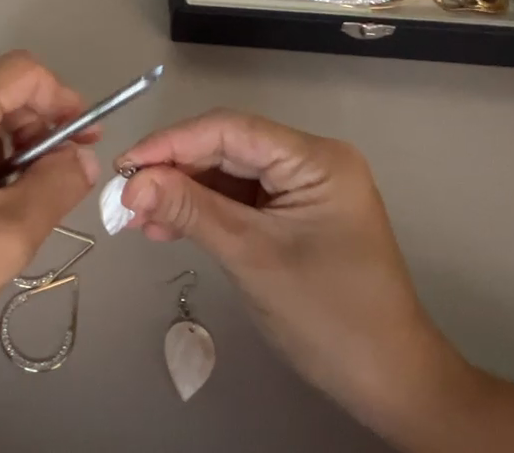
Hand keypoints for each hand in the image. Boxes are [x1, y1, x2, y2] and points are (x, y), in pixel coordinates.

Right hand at [115, 111, 463, 427]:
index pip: (230, 129)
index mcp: (316, 159)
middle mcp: (310, 162)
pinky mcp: (291, 215)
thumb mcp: (251, 256)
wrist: (389, 384)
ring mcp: (301, 189)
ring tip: (138, 219)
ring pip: (225, 175)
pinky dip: (200, 212)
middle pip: (225, 148)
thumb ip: (189, 210)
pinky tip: (165, 228)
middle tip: (125, 196)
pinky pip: (236, 200)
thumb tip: (130, 183)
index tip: (124, 165)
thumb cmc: (329, 315)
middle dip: (173, 171)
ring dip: (181, 194)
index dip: (171, 142)